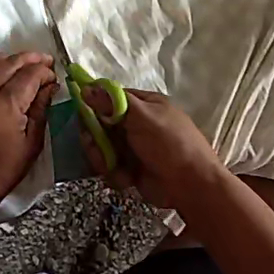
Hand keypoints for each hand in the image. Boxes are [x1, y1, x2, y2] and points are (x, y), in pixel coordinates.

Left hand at [0, 52, 56, 204]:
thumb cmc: (6, 166)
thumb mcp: (33, 141)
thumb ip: (41, 109)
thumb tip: (50, 87)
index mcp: (9, 102)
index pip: (31, 74)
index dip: (46, 72)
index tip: (54, 79)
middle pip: (11, 62)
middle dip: (30, 58)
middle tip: (45, 62)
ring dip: (6, 57)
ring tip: (20, 63)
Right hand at [80, 88, 228, 210]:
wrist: (192, 186)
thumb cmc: (169, 144)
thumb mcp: (142, 117)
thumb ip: (112, 102)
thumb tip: (86, 87)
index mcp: (144, 105)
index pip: (110, 98)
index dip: (93, 105)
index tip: (82, 115)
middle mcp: (137, 124)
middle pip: (101, 125)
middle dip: (95, 137)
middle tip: (95, 146)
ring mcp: (134, 148)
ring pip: (103, 148)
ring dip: (103, 158)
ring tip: (111, 167)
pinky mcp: (131, 170)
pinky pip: (111, 168)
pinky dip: (115, 174)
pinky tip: (125, 179)